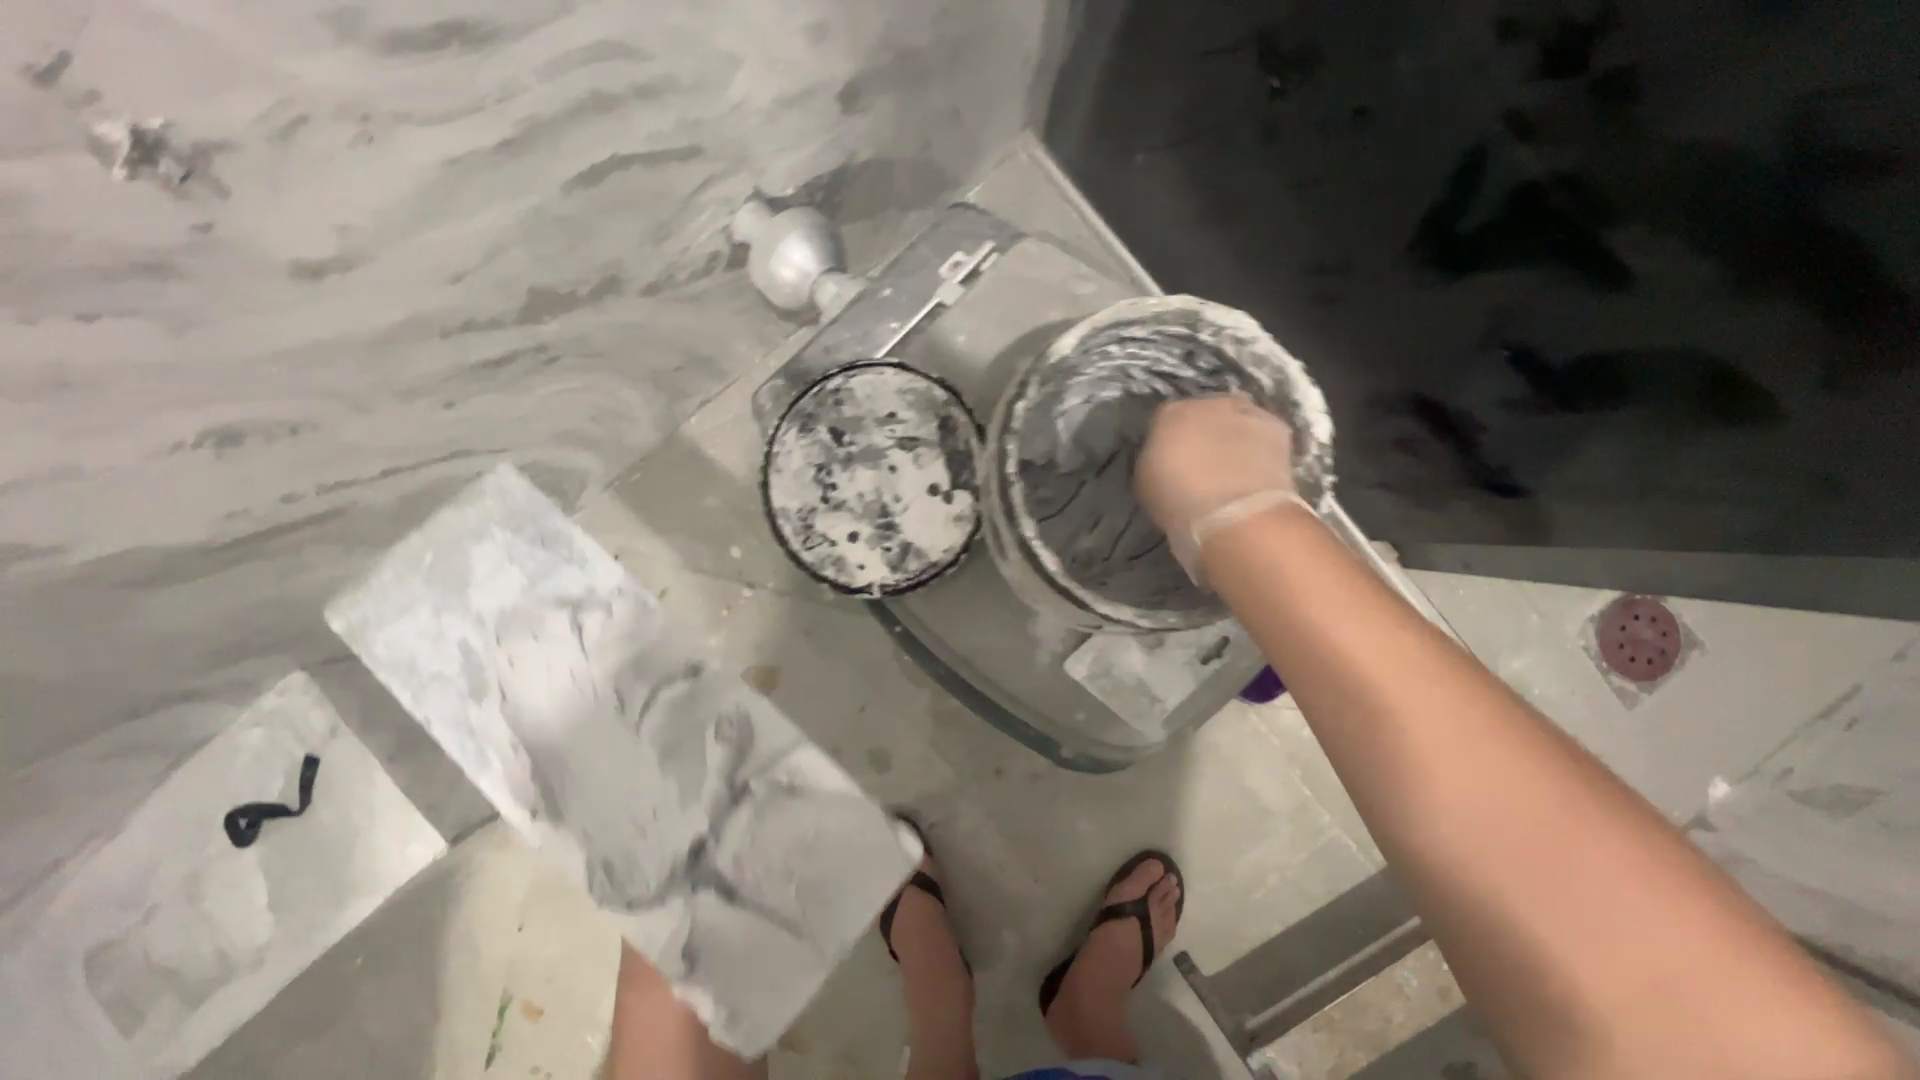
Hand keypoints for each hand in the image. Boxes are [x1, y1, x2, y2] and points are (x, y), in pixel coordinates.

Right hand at [1135, 396, 1305, 576]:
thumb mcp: (1146, 481)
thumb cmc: (1178, 501)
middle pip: (1205, 412)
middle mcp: (1207, 403)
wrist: (1232, 512)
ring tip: (1236, 466)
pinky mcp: (1277, 428)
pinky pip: (1264, 433)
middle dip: (1205, 431)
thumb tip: (1165, 457)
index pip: (1166, 418)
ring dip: (1236, 435)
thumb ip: (1155, 459)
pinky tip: (1259, 469)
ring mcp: (1245, 412)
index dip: (1170, 439)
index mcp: (1170, 413)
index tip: (1172, 460)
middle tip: (1206, 462)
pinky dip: (1261, 446)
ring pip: (1238, 418)